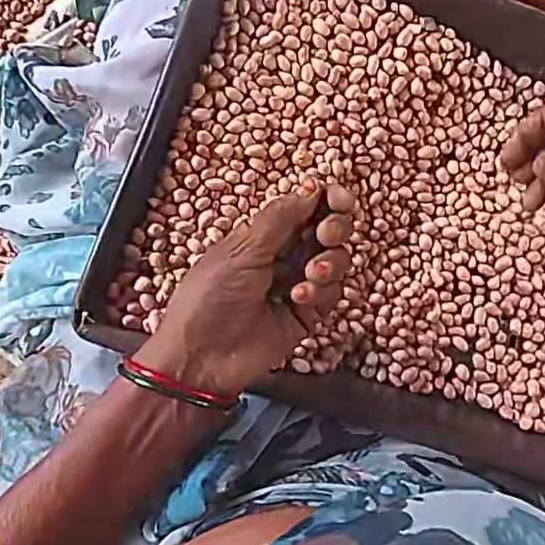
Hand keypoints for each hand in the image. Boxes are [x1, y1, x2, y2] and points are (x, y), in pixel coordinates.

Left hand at [133, 184, 355, 398]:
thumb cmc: (211, 296)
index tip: (340, 199)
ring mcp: (299, 284)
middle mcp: (285, 255)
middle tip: (325, 236)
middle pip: (329, 230)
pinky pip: (332, 293)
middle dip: (334, 228)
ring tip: (309, 274)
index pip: (306, 207)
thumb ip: (279, 218)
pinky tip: (298, 299)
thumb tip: (310, 189)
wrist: (203, 355)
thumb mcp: (241, 250)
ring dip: (329, 263)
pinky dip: (320, 292)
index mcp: (265, 234)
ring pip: (337, 261)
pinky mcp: (309, 314)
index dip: (327, 199)